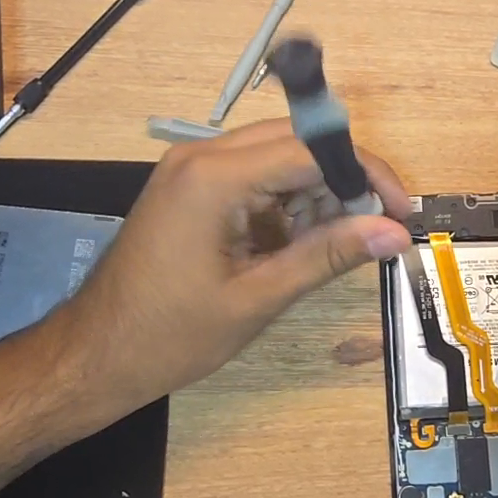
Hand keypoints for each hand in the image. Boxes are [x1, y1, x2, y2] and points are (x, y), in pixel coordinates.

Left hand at [48, 120, 411, 413]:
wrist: (96, 354)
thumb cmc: (171, 335)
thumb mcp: (258, 298)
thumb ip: (328, 255)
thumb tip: (394, 233)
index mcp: (214, 177)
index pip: (311, 150)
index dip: (365, 175)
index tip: (401, 210)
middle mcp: (202, 156)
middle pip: (295, 143)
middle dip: (344, 179)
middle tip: (379, 224)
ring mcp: (192, 169)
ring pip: (277, 157)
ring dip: (317, 191)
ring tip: (344, 239)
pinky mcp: (191, 188)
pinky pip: (254, 177)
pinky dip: (287, 202)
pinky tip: (304, 239)